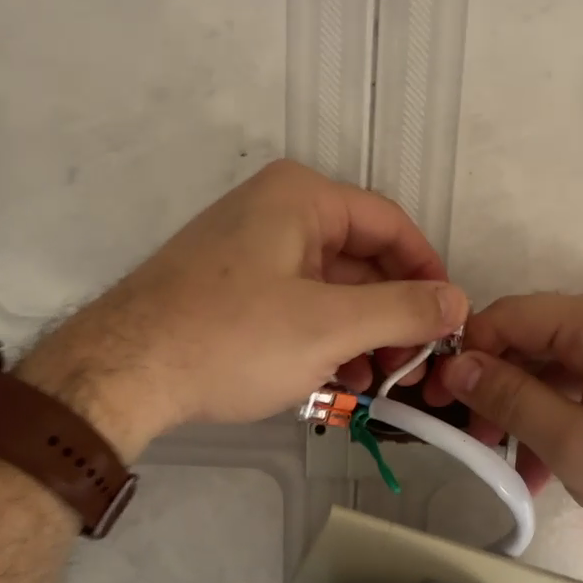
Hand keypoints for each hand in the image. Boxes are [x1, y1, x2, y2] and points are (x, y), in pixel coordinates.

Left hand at [21, 160, 467, 453]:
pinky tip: (330, 382)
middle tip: (409, 369)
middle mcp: (273, 211)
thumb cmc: (233, 338)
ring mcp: (244, 250)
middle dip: (389, 316)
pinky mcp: (225, 289)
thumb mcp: (329, 326)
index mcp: (301, 197)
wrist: (126, 371)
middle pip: (358, 258)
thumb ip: (402, 311)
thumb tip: (457, 302)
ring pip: (325, 288)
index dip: (427, 273)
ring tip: (372, 385)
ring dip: (356, 336)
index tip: (448, 322)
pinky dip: (318, 340)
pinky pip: (291, 305)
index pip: (390, 225)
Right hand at [426, 288, 582, 569]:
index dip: (465, 357)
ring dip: (534, 410)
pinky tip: (555, 462)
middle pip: (539, 340)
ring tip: (513, 466)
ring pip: (568, 365)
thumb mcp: (581, 446)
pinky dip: (572, 414)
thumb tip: (457, 365)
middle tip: (476, 445)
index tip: (437, 406)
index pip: (510, 316)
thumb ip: (513, 399)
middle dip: (499, 389)